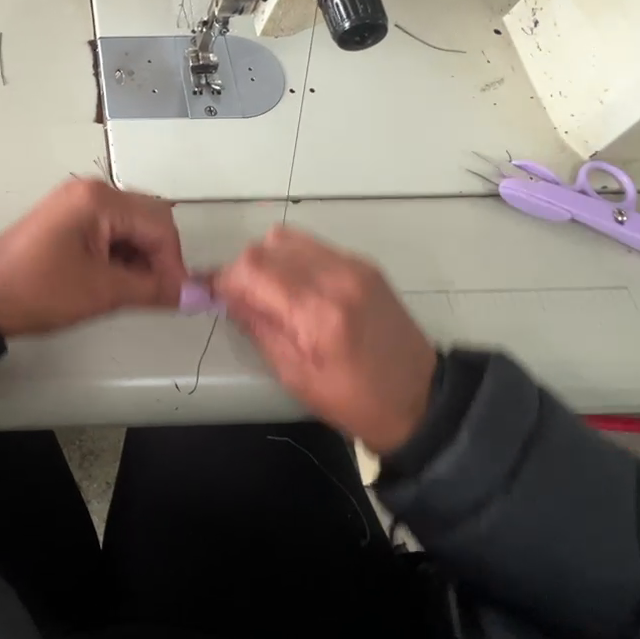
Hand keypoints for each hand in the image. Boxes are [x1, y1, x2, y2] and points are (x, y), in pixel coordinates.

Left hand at [0, 178, 186, 337]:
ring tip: (127, 291)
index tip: (174, 296)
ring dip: (139, 257)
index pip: (160, 224)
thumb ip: (155, 289)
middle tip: (154, 294)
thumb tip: (196, 294)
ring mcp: (76, 202)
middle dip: (157, 258)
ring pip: (130, 226)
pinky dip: (119, 255)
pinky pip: (109, 230)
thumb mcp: (103, 292)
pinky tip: (112, 281)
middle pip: (148, 218)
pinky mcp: (67, 218)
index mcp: (98, 199)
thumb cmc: (37, 291)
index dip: (173, 263)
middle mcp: (89, 191)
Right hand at [211, 227, 435, 453]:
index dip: (225, 279)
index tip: (216, 296)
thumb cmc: (354, 400)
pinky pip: (312, 246)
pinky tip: (298, 289)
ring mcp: (353, 266)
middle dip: (244, 270)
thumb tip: (226, 295)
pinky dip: (293, 259)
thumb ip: (258, 326)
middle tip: (244, 300)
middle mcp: (336, 277)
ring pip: (286, 238)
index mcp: (318, 312)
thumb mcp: (295, 375)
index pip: (252, 268)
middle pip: (265, 247)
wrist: (423, 399)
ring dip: (268, 260)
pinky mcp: (364, 264)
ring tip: (272, 293)